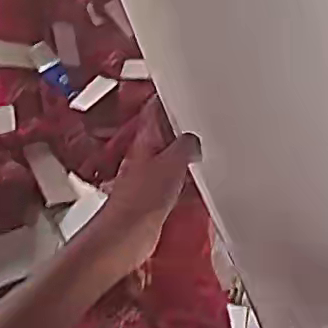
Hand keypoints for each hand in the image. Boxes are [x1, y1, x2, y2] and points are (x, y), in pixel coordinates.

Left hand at [86, 102, 198, 278]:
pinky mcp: (154, 199)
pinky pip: (175, 182)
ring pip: (170, 158)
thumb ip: (187, 145)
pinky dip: (187, 181)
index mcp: (145, 140)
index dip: (167, 97)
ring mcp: (148, 178)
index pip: (155, 109)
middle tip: (198, 119)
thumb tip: (193, 141)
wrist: (124, 239)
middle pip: (164, 134)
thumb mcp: (173, 162)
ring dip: (185, 156)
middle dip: (181, 127)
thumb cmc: (139, 201)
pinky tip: (197, 185)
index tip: (179, 88)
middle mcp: (144, 156)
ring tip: (203, 150)